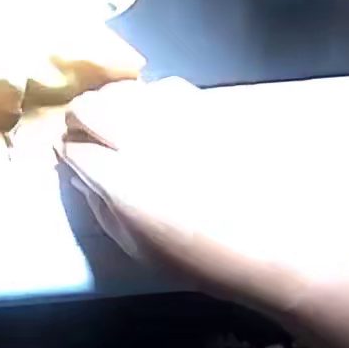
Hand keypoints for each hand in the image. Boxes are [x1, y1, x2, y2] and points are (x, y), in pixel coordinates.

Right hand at [57, 78, 348, 316]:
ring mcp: (181, 117)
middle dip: (80, 118)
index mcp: (123, 181)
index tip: (68, 157)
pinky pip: (167, 89)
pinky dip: (151, 99)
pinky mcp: (211, 108)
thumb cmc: (205, 258)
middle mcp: (146, 138)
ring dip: (113, 103)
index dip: (66, 152)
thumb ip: (102, 209)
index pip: (75, 149)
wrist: (282, 243)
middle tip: (83, 133)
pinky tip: (159, 118)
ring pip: (129, 90)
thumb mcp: (139, 248)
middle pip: (93, 106)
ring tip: (119, 123)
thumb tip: (83, 177)